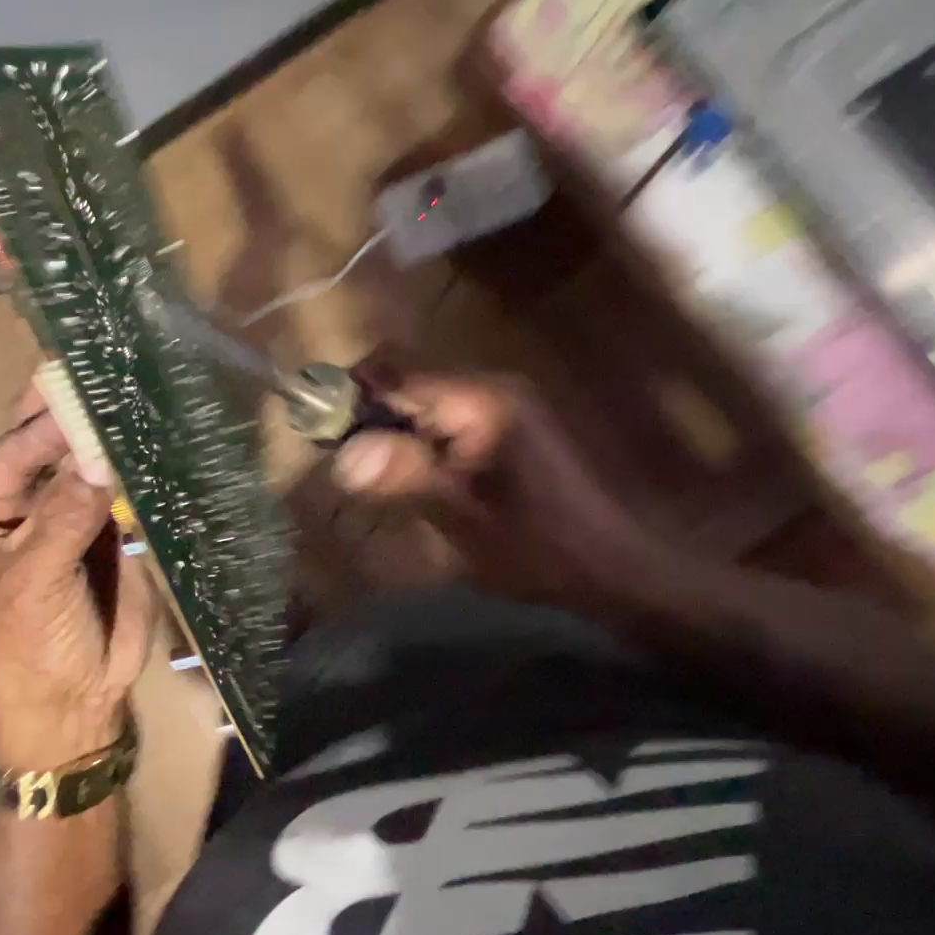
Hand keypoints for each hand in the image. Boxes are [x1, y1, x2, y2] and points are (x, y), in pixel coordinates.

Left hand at [0, 384, 153, 767]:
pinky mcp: (116, 533)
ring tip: (146, 390)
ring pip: (94, 465)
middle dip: (77, 413)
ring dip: (115, 436)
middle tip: (112, 365)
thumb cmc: (28, 645)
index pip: (15, 451)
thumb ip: (65, 517)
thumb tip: (99, 455)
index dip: (47, 421)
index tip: (86, 385)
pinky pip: (126, 493)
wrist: (75, 704)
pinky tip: (163, 439)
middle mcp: (28, 504)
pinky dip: (142, 470)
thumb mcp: (35, 582)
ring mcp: (75, 516)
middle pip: (51, 447)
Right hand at [330, 374, 686, 615]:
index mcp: (480, 399)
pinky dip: (415, 436)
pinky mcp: (505, 423)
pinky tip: (412, 477)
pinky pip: (442, 414)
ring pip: (420, 395)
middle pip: (405, 374)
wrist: (616, 565)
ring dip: (389, 425)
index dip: (349, 393)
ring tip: (372, 475)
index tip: (319, 432)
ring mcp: (500, 402)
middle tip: (343, 461)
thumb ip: (406, 478)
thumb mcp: (464, 517)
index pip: (394, 369)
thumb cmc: (540, 546)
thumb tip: (342, 455)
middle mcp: (489, 385)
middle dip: (366, 410)